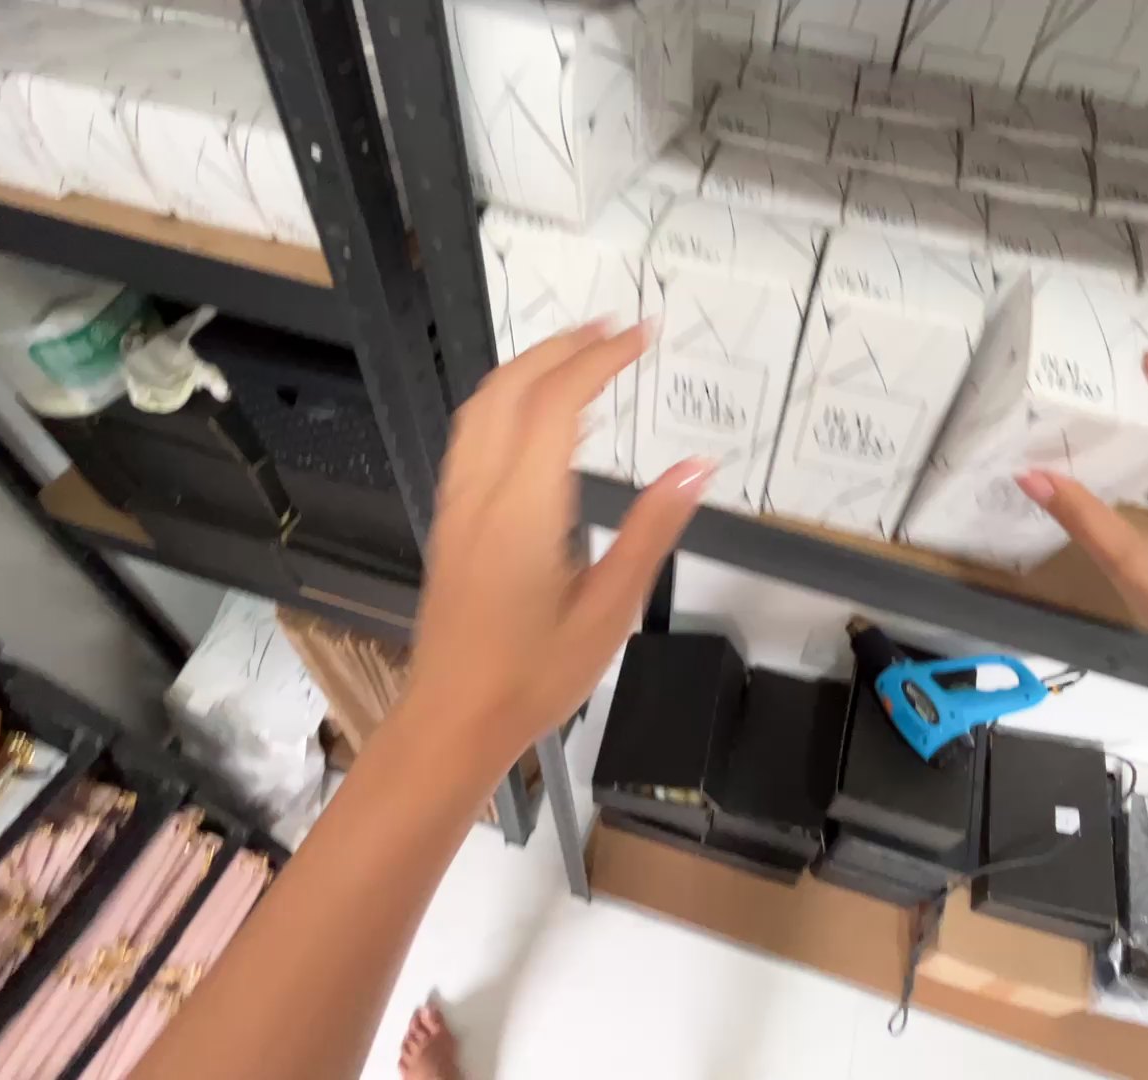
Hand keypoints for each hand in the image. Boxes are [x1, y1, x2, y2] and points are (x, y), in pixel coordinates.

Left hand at [403, 320, 711, 761]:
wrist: (454, 720)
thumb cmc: (535, 676)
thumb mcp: (611, 608)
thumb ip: (652, 531)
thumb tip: (695, 468)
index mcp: (525, 509)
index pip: (559, 403)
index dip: (601, 358)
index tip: (640, 336)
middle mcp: (482, 492)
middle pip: (513, 387)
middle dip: (563, 345)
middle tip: (613, 329)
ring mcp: (458, 503)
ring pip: (482, 405)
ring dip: (528, 365)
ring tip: (576, 353)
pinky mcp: (451, 520)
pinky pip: (472, 435)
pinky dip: (505, 399)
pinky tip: (532, 413)